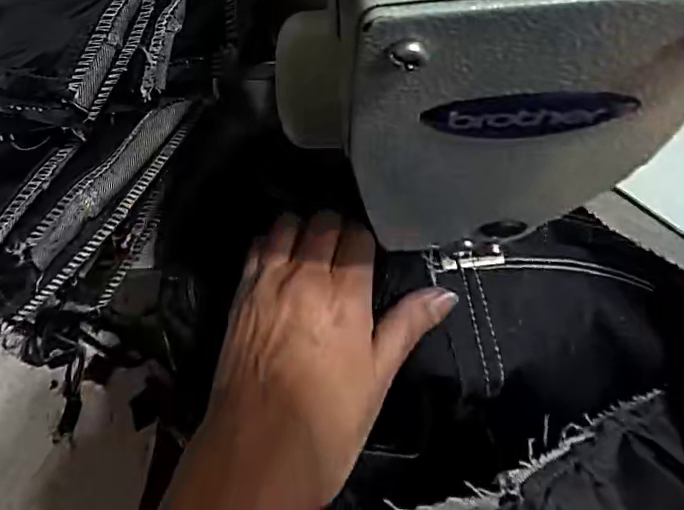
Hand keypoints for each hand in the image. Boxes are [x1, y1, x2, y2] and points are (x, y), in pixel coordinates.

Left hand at [164, 212, 457, 509]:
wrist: (253, 463)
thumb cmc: (322, 427)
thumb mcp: (377, 379)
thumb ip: (408, 325)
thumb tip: (443, 296)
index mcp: (344, 295)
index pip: (358, 234)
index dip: (367, 240)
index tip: (370, 255)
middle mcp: (304, 278)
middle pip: (324, 221)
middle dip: (338, 230)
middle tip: (345, 256)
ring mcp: (268, 284)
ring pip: (288, 224)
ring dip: (303, 230)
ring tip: (312, 252)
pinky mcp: (240, 296)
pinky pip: (256, 246)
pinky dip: (270, 243)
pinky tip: (279, 263)